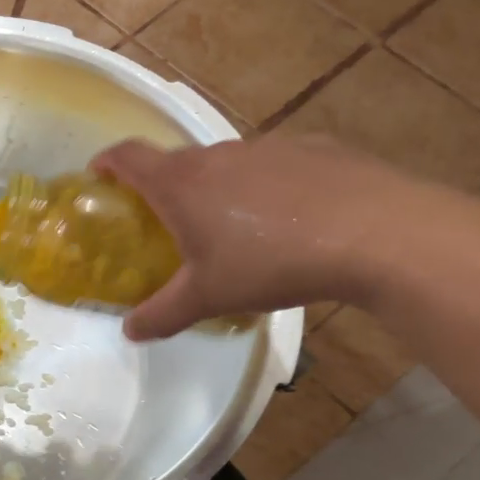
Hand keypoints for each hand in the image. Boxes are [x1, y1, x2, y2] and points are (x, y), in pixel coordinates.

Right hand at [92, 135, 479, 339]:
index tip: (98, 176)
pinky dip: (267, 188)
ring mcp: (272, 148)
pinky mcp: (319, 150)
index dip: (107, 162)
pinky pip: (276, 167)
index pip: (128, 156)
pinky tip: (289, 221)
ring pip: (228, 164)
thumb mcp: (207, 298)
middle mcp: (219, 155)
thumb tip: (130, 331)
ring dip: (218, 188)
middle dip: (165, 187)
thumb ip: (161, 314)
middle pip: (178, 162)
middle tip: (169, 222)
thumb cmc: (272, 262)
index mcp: (181, 183)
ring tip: (234, 227)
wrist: (382, 235)